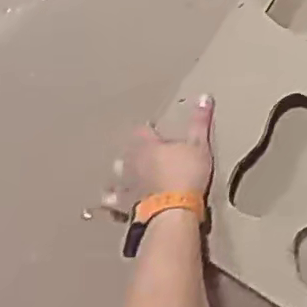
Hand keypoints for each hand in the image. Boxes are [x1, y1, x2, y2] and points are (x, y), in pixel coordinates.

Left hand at [104, 95, 214, 214]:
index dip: (146, 130)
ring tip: (117, 177)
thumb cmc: (187, 173)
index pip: (141, 132)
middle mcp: (130, 166)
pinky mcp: (125, 208)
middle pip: (125, 155)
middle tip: (139, 152)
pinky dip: (109, 203)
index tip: (152, 128)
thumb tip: (203, 96)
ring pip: (114, 179)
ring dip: (117, 177)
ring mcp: (126, 188)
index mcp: (147, 148)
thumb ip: (199, 121)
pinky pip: (111, 205)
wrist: (173, 211)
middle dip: (131, 153)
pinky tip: (102, 205)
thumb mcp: (200, 144)